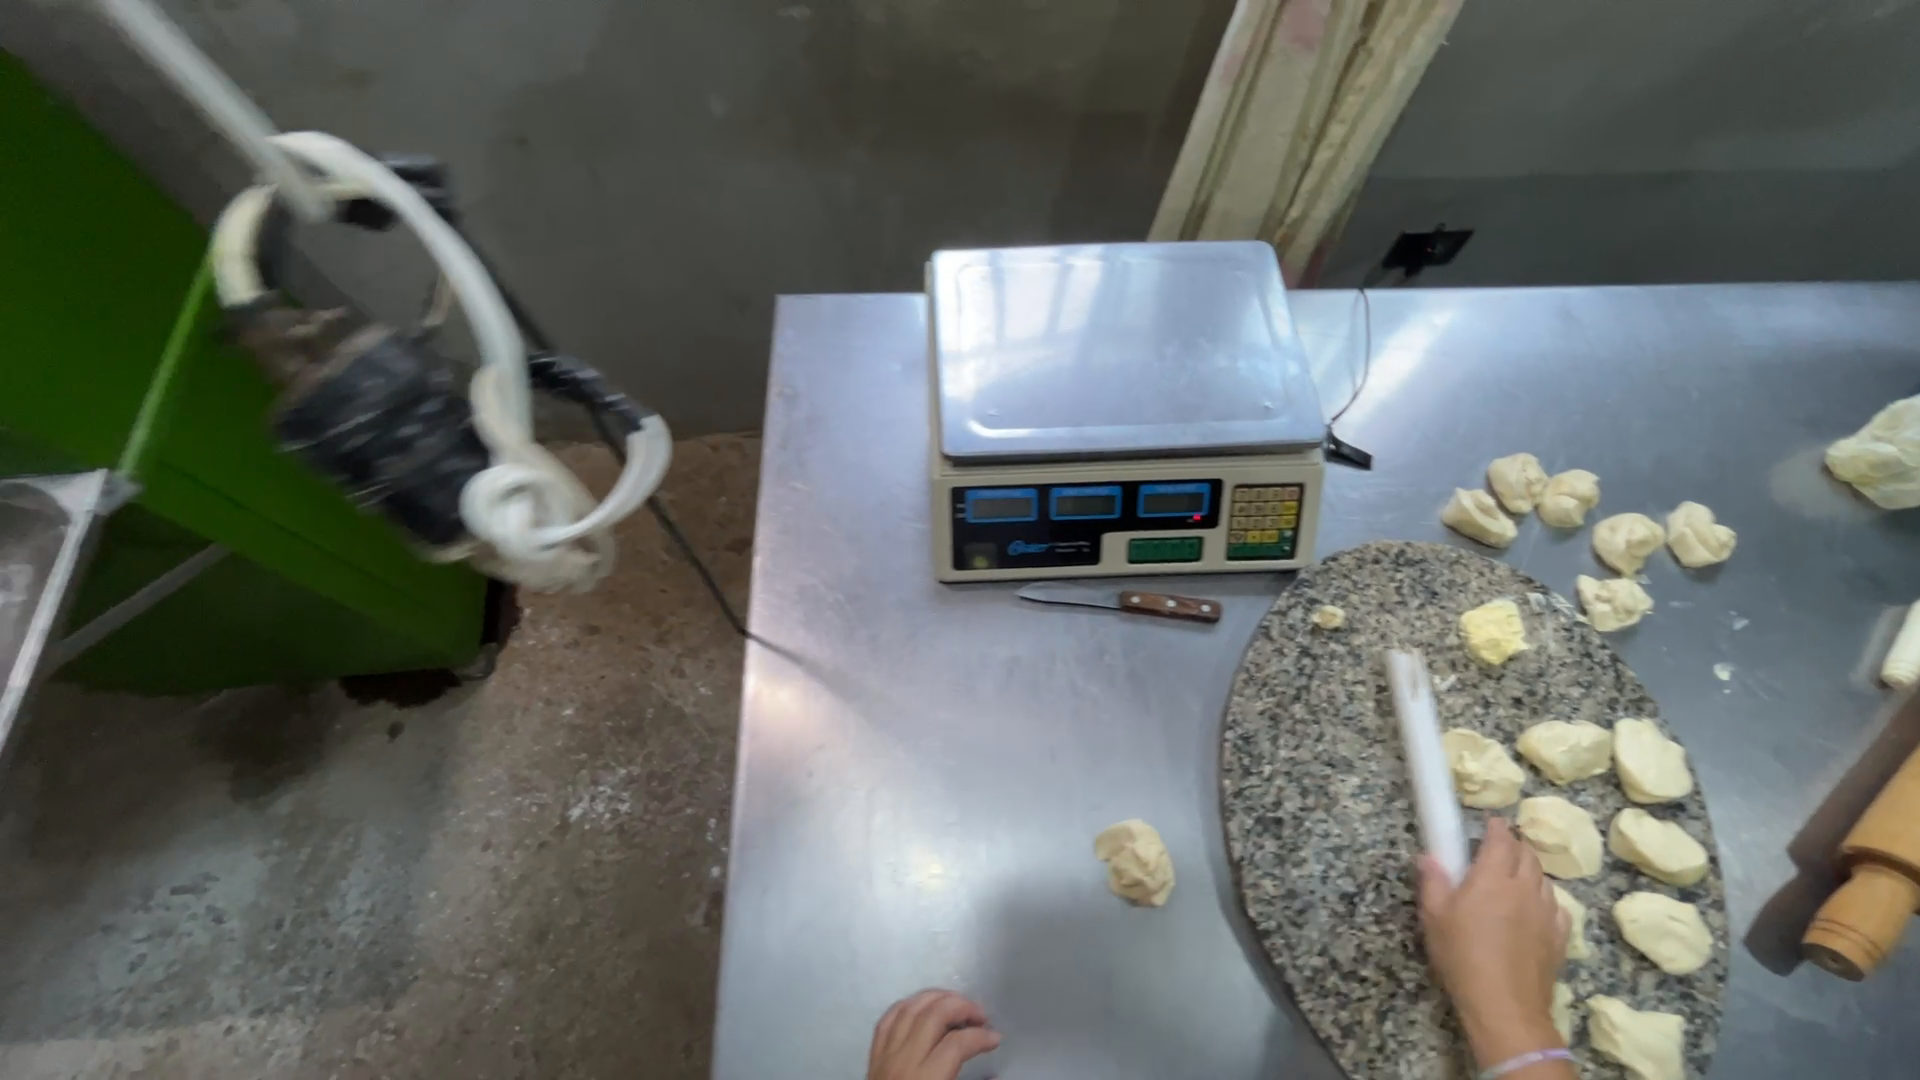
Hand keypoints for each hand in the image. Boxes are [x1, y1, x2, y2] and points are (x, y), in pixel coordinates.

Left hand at [867, 990, 1001, 1079]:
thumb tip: (996, 1076)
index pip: (956, 1044)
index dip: (981, 1037)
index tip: (996, 1038)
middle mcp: (903, 1061)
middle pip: (934, 1015)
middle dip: (962, 1006)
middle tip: (981, 1015)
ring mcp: (885, 1055)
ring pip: (911, 1007)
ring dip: (937, 998)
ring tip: (957, 1004)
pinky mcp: (873, 1056)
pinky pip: (889, 1017)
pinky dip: (908, 1005)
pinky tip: (923, 1007)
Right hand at [1417, 817, 1569, 1066]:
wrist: (1505, 1006)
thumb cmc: (1462, 955)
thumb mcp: (1434, 915)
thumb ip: (1432, 881)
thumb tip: (1429, 855)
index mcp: (1492, 878)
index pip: (1502, 840)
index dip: (1496, 827)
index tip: (1489, 822)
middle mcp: (1524, 889)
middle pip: (1528, 855)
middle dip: (1514, 844)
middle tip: (1496, 846)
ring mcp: (1547, 914)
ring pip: (1544, 878)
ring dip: (1529, 869)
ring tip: (1512, 875)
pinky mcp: (1559, 938)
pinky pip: (1557, 905)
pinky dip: (1544, 897)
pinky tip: (1532, 907)